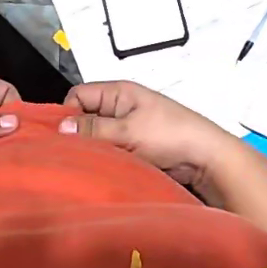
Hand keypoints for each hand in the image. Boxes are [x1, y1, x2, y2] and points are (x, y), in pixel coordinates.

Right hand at [60, 81, 242, 189]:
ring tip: (80, 168)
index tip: (60, 137)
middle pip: (85, 117)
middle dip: (77, 135)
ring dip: (91, 151)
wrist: (206, 158)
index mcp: (118, 92)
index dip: (67, 113)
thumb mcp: (128, 130)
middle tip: (66, 156)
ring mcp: (127, 129)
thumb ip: (94, 129)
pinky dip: (104, 162)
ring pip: (96, 138)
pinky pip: (109, 153)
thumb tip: (61, 127)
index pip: (79, 95)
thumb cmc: (170, 135)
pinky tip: (97, 174)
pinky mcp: (133, 150)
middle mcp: (120, 107)